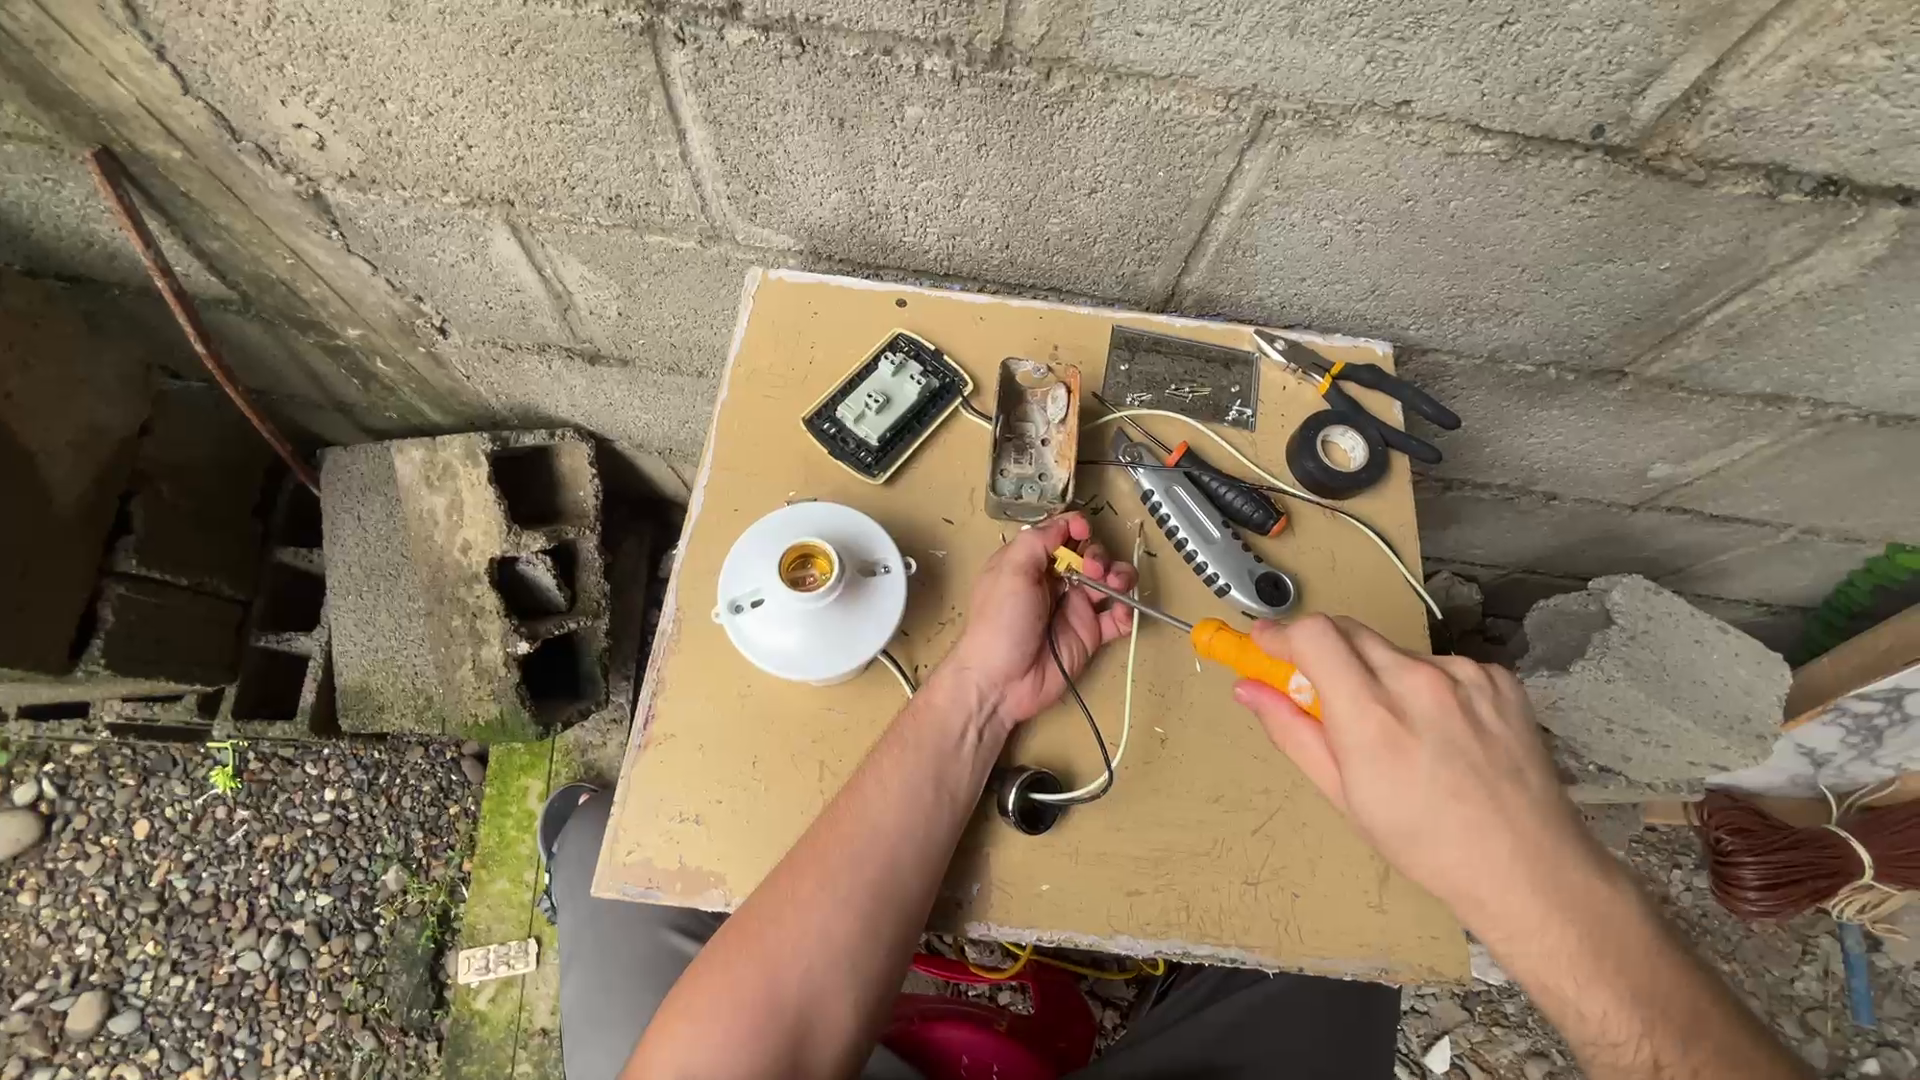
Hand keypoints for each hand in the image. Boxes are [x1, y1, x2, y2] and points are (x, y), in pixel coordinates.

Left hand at [935, 513, 1135, 728]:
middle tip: (1093, 569)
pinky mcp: (1088, 634)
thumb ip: (1037, 541)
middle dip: (1099, 554)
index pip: (1060, 534)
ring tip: (1116, 586)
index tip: (1082, 531)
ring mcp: (1073, 608)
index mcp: (1029, 563)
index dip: (1075, 527)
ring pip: (1109, 582)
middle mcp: (1053, 582)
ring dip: (1120, 577)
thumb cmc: (999, 623)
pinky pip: (1117, 618)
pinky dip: (1127, 612)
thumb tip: (1063, 524)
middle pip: (1090, 555)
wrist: (1002, 681)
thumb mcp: (1010, 570)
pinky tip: (1122, 613)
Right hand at [1232, 615, 1601, 928]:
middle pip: (1347, 631)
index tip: (1265, 643)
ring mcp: (1465, 677)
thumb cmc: (1423, 842)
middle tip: (1318, 687)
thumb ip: (1290, 731)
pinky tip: (1439, 728)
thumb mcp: (1341, 794)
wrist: (1530, 869)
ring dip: (1375, 671)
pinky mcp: (1498, 679)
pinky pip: (1439, 664)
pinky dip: (1423, 684)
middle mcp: (1418, 683)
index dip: (1281, 633)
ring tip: (1395, 725)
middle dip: (1320, 649)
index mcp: (1372, 717)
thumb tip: (1247, 689)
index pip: (1314, 635)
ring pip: (1392, 650)